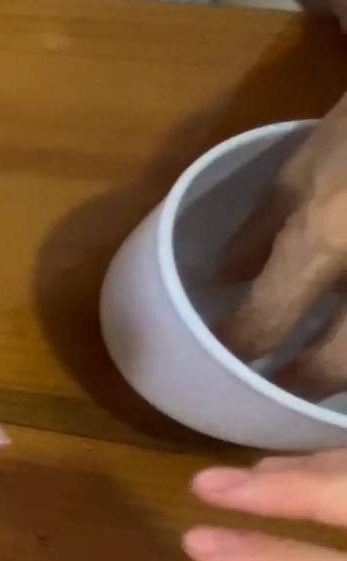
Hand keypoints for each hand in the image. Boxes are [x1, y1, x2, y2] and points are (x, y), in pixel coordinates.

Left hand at [215, 94, 346, 397]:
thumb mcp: (303, 171)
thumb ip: (261, 234)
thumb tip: (225, 279)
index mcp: (324, 245)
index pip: (262, 324)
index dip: (237, 346)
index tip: (225, 355)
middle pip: (341, 364)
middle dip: (307, 383)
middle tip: (284, 388)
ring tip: (331, 373)